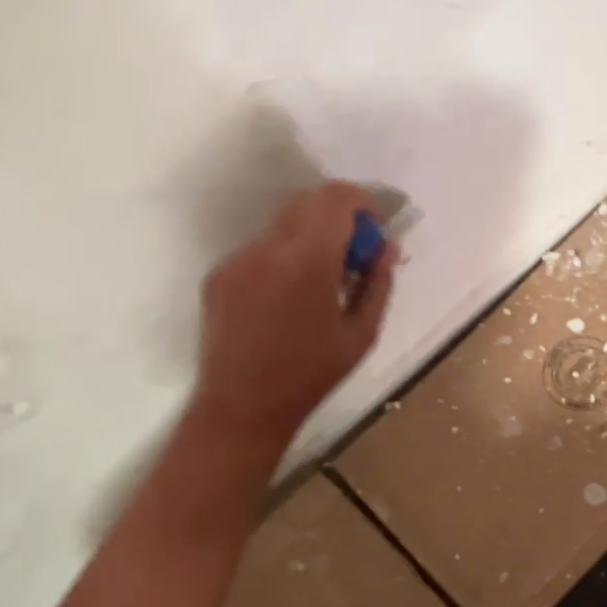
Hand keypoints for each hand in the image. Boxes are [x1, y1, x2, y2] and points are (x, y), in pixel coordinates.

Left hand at [187, 180, 396, 456]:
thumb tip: (387, 246)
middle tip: (353, 256)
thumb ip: (378, 282)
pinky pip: (260, 250)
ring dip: (309, 238)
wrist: (242, 408)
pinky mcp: (219, 274)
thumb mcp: (362, 334)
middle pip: (307, 201)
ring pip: (282, 225)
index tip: (374, 230)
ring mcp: (238, 260)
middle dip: (337, 217)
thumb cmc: (311, 376)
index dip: (362, 203)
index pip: (336, 198)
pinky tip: (288, 301)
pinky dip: (283, 259)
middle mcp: (267, 249)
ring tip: (321, 283)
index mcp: (308, 261)